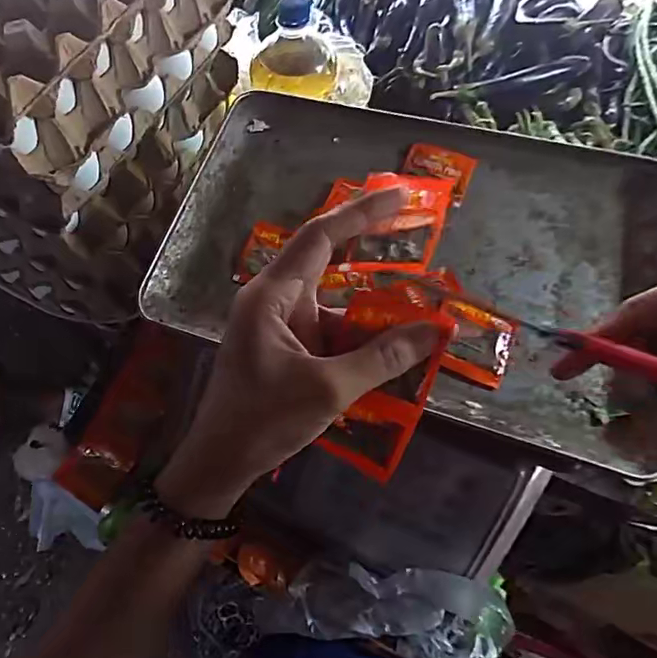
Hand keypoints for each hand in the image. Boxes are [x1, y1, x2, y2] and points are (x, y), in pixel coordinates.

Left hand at [158, 188, 446, 517]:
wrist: (220, 462)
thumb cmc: (264, 420)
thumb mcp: (328, 389)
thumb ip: (382, 358)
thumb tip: (436, 330)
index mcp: (272, 297)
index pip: (319, 238)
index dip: (360, 212)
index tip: (399, 195)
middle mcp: (273, 301)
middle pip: (327, 263)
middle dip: (371, 252)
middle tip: (417, 235)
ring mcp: (278, 326)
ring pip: (332, 305)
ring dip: (371, 313)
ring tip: (420, 319)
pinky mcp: (284, 349)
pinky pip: (327, 333)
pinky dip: (357, 340)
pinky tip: (391, 355)